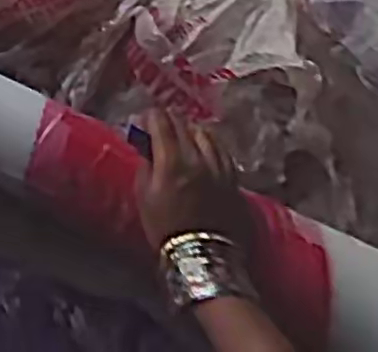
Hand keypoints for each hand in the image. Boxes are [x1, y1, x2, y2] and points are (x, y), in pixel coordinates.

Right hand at [136, 108, 251, 248]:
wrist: (204, 261)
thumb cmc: (166, 229)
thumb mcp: (144, 196)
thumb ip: (145, 165)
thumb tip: (146, 145)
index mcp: (171, 161)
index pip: (161, 120)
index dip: (150, 116)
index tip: (144, 121)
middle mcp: (197, 157)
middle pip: (182, 123)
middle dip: (168, 120)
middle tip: (160, 127)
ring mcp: (218, 166)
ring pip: (204, 132)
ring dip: (190, 130)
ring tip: (184, 136)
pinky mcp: (233, 178)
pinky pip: (222, 149)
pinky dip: (210, 143)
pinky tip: (205, 148)